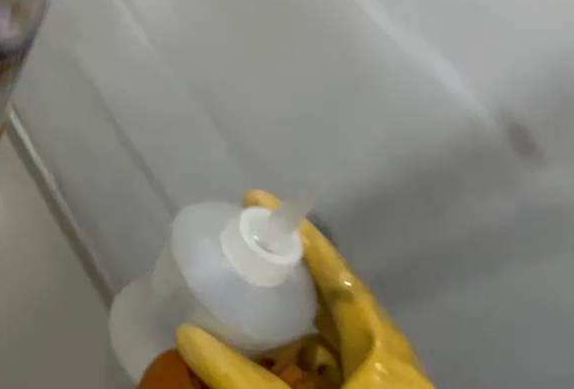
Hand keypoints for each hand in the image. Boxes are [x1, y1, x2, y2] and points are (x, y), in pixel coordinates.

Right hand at [173, 191, 430, 388]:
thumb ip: (242, 379)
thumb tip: (185, 332)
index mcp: (387, 358)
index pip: (342, 282)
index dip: (304, 240)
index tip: (259, 202)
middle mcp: (388, 367)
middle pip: (336, 302)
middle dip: (290, 271)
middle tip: (244, 243)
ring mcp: (379, 387)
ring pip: (330, 337)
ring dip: (288, 311)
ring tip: (244, 287)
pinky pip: (328, 367)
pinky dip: (294, 350)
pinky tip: (261, 346)